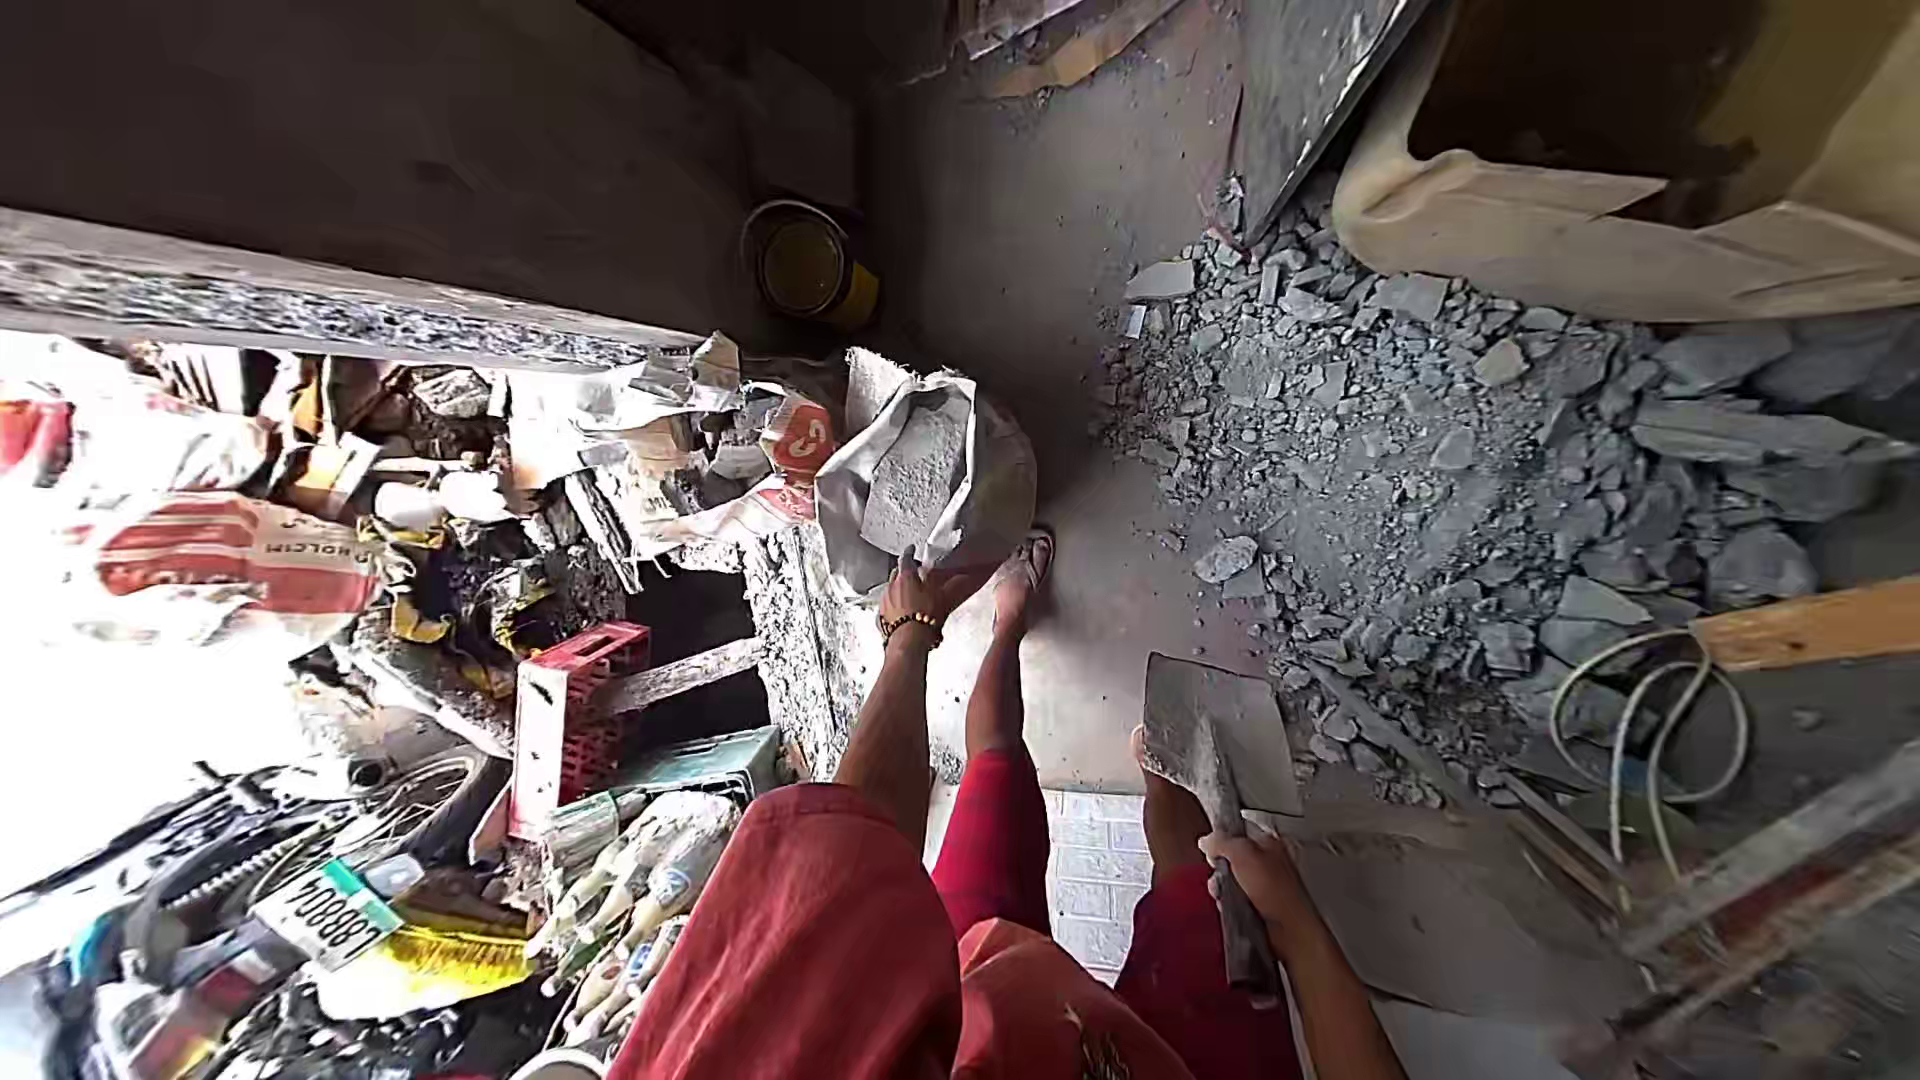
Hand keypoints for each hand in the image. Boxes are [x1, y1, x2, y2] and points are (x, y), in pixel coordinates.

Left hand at [879, 550, 989, 627]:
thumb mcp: (942, 598)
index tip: (911, 549)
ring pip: (890, 589)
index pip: (906, 558)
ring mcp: (885, 601)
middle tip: (912, 574)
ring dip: (898, 589)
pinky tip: (902, 612)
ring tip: (909, 596)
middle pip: (896, 573)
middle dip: (903, 571)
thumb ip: (951, 585)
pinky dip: (893, 605)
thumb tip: (963, 577)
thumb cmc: (923, 618)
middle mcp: (892, 586)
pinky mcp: (881, 616)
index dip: (909, 552)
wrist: (908, 641)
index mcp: (906, 577)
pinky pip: (887, 605)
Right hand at [1200, 828, 1316, 939]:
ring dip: (1221, 884)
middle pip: (1232, 855)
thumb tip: (1205, 841)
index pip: (1239, 828)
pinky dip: (1228, 900)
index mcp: (1268, 842)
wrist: (1291, 933)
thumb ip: (1220, 840)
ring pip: (1231, 878)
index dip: (1222, 835)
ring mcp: (1264, 885)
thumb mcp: (1241, 853)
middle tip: (1218, 868)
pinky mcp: (1260, 907)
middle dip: (1219, 863)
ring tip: (1220, 890)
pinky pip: (1235, 897)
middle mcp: (1268, 862)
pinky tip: (1227, 903)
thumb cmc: (1274, 889)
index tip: (1211, 844)